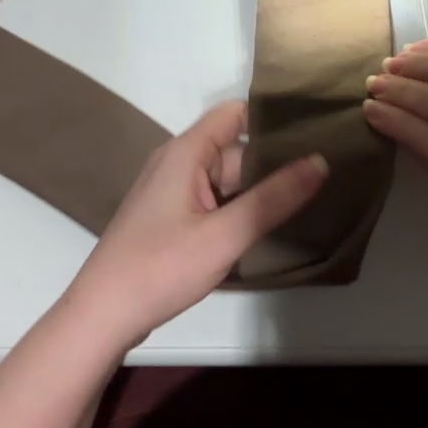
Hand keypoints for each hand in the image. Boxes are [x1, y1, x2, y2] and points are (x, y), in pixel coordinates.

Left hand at [62, 101, 326, 346]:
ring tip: (308, 201)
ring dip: (257, 191)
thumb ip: (272, 199)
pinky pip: (213, 200)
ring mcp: (173, 190)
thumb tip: (320, 160)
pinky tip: (267, 228)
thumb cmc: (161, 267)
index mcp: (186, 151)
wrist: (103, 314)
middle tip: (324, 179)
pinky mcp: (171, 217)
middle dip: (272, 165)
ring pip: (226, 179)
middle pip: (235, 150)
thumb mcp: (224, 235)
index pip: (235, 114)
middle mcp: (178, 161)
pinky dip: (238, 209)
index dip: (272, 118)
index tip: (314, 129)